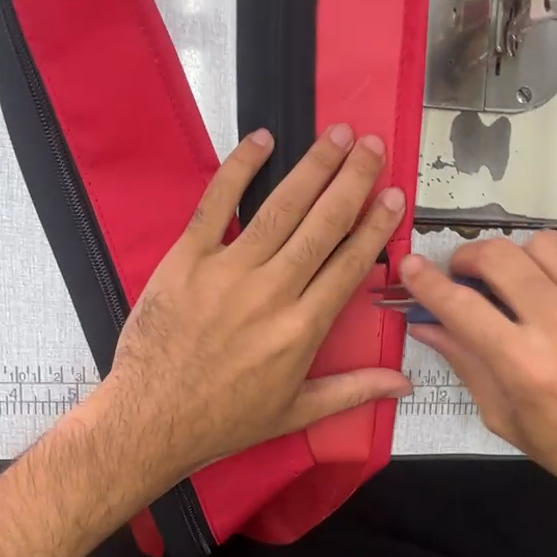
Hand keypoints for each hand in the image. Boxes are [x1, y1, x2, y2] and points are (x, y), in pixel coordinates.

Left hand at [96, 125, 411, 480]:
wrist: (153, 418)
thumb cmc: (222, 419)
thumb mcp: (296, 412)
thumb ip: (353, 390)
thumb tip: (403, 383)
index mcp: (303, 328)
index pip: (350, 264)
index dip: (375, 227)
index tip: (393, 197)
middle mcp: (272, 292)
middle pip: (323, 225)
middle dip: (353, 181)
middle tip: (372, 146)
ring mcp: (228, 271)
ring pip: (281, 208)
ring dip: (313, 167)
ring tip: (337, 136)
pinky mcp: (187, 259)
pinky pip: (216, 203)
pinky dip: (239, 169)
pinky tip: (262, 141)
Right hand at [398, 232, 556, 518]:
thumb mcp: (504, 416)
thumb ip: (466, 362)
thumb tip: (426, 325)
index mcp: (525, 365)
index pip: (460, 304)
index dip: (426, 280)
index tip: (411, 266)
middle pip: (501, 256)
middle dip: (472, 258)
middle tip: (470, 273)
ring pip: (547, 244)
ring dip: (524, 260)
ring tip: (528, 284)